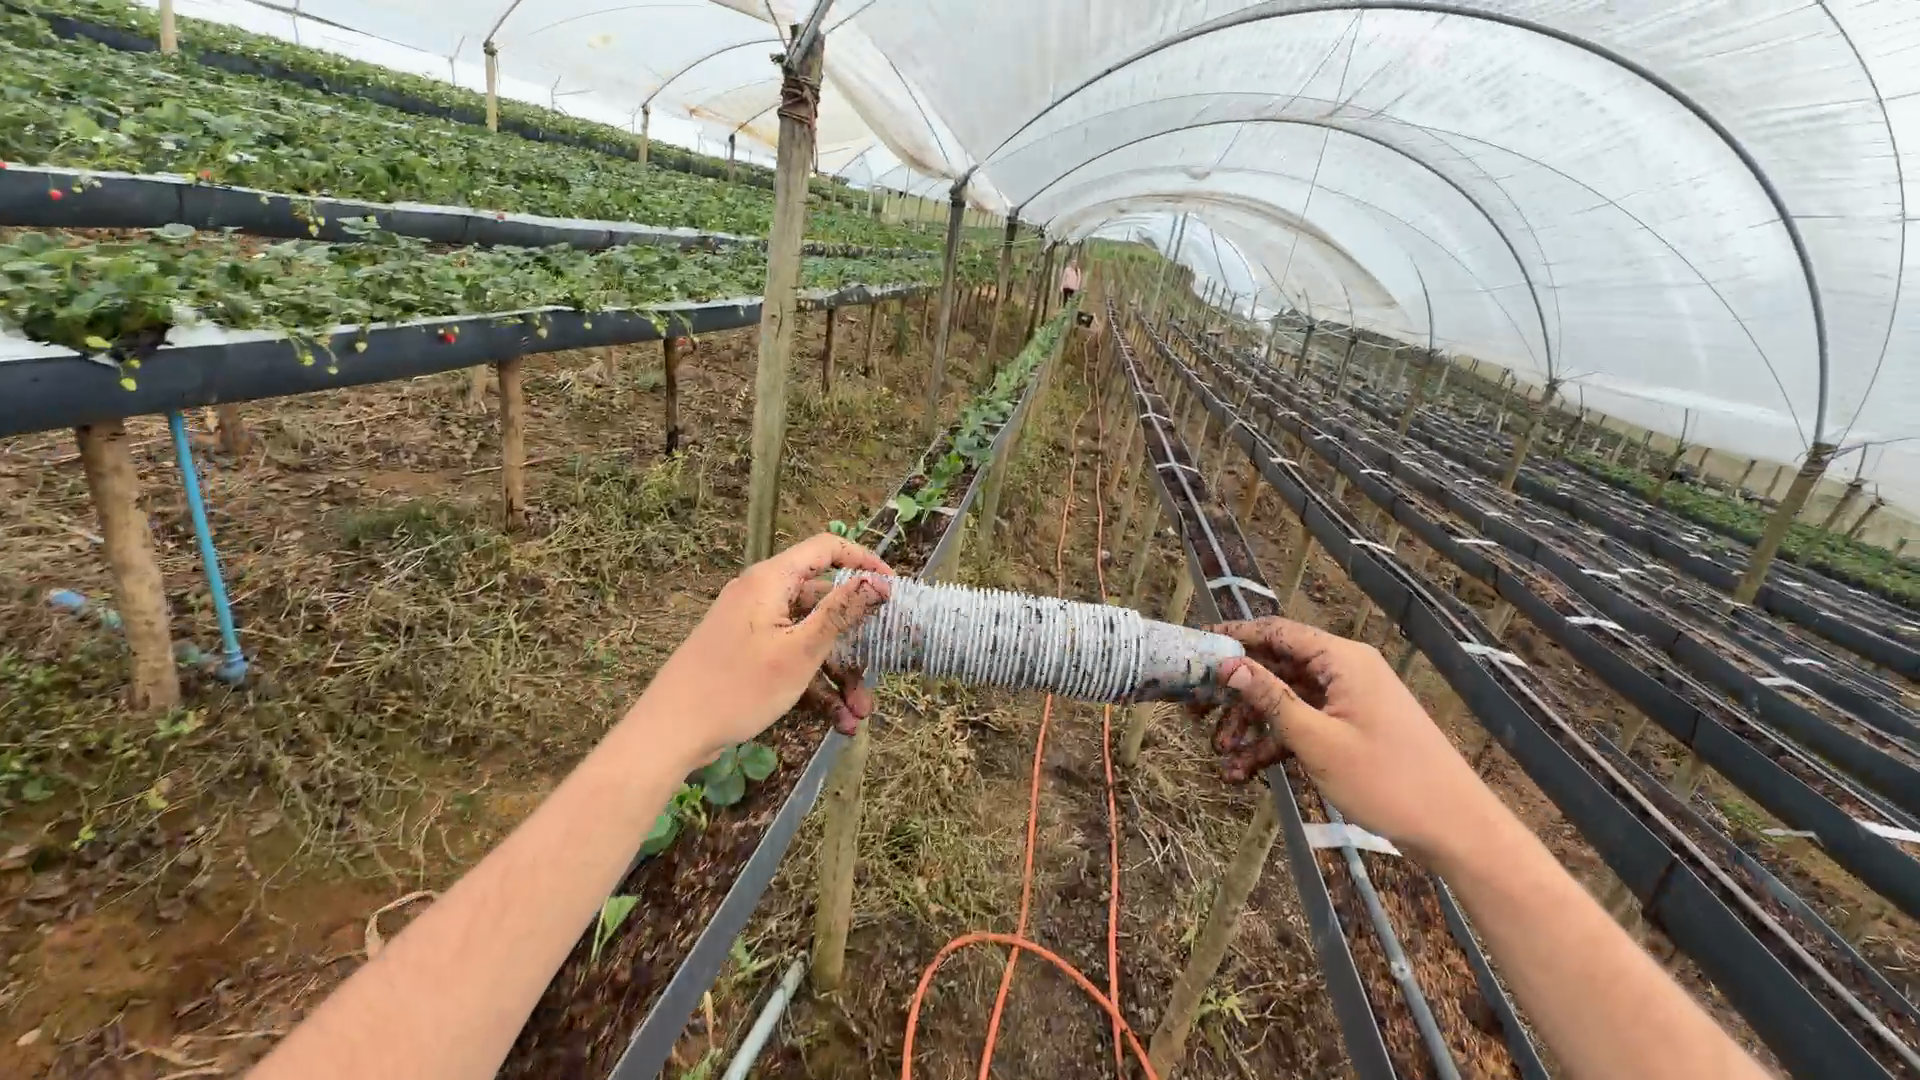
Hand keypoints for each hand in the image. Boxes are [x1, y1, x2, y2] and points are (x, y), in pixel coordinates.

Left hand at [631, 534, 893, 765]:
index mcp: (771, 581)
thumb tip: (879, 580)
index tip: (893, 588)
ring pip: (810, 640)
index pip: (826, 549)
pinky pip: (791, 659)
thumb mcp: (799, 651)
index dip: (863, 562)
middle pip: (823, 604)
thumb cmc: (737, 686)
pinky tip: (836, 721)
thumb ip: (841, 613)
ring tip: (857, 715)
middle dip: (855, 644)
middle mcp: (763, 596)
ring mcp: (754, 627)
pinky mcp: (748, 655)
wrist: (669, 732)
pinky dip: (814, 685)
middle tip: (878, 672)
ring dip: (838, 676)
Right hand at [1198, 617, 1506, 865]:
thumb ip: (1271, 699)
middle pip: (1277, 667)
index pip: (1277, 632)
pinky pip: (1304, 726)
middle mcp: (1344, 672)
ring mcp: (1348, 702)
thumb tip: (1228, 665)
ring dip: (1252, 725)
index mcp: (1341, 660)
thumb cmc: (1388, 780)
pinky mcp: (1351, 730)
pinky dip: (1276, 745)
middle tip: (1197, 713)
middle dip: (1236, 693)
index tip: (1196, 647)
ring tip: (1221, 754)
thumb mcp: (1317, 740)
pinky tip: (1245, 772)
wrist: (1457, 831)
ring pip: (1286, 700)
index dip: (1234, 636)